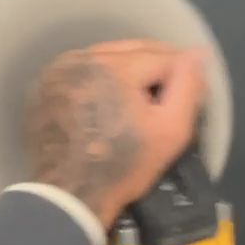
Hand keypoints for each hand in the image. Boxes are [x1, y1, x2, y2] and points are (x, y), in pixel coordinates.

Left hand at [23, 41, 207, 230]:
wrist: (68, 195)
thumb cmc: (124, 165)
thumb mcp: (170, 130)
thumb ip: (188, 86)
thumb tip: (199, 52)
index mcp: (114, 65)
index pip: (162, 55)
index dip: (181, 74)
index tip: (188, 94)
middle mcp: (83, 57)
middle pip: (132, 50)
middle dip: (155, 65)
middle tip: (167, 92)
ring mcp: (59, 69)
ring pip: (107, 56)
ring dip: (127, 68)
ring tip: (139, 95)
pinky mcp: (44, 84)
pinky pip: (84, 69)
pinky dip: (100, 77)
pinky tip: (109, 98)